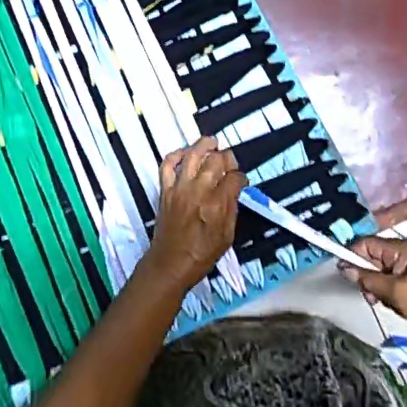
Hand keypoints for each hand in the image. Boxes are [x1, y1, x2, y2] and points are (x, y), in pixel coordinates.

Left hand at [139, 137, 244, 290]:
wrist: (170, 264)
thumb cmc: (201, 254)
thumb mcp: (227, 236)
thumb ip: (232, 208)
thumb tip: (235, 190)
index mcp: (217, 205)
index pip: (234, 177)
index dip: (241, 177)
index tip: (241, 181)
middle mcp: (198, 192)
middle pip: (215, 160)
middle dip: (226, 157)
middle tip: (230, 163)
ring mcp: (179, 189)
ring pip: (192, 156)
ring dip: (204, 145)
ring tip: (212, 142)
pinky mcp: (165, 190)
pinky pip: (167, 165)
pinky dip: (175, 155)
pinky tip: (185, 153)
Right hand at [340, 236, 406, 347]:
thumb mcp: (394, 291)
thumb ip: (367, 279)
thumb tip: (344, 268)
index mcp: (399, 249)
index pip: (366, 243)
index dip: (352, 255)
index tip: (344, 274)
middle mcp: (402, 254)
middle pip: (370, 257)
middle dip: (365, 275)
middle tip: (370, 295)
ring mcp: (406, 269)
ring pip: (377, 272)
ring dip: (374, 287)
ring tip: (382, 302)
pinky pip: (388, 283)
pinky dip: (384, 293)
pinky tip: (390, 304)